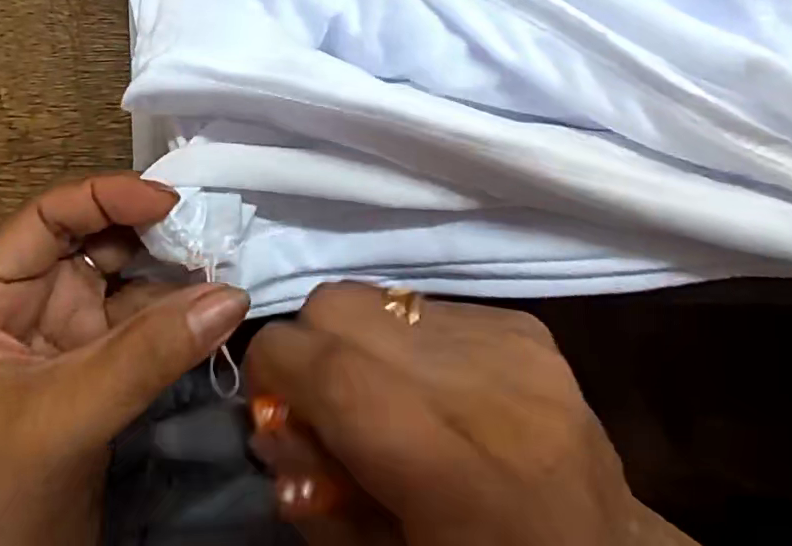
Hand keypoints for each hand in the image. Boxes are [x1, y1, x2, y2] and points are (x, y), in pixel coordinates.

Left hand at [0, 171, 250, 545]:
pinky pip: (136, 315)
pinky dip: (172, 308)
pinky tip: (210, 303)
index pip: (45, 217)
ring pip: (117, 274)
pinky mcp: (87, 359)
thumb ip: (148, 353)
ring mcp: (53, 328)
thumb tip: (232, 295)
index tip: (171, 201)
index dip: (108, 197)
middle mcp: (13, 298)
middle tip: (206, 230)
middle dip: (146, 232)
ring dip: (166, 268)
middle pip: (87, 238)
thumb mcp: (66, 416)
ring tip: (219, 261)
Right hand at [245, 283, 695, 545]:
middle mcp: (482, 378)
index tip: (266, 397)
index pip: (329, 365)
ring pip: (377, 293)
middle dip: (310, 345)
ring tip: (384, 393)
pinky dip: (405, 338)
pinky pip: (424, 304)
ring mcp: (510, 340)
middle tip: (324, 400)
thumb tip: (272, 422)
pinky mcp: (525, 323)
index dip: (273, 366)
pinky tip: (435, 386)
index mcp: (450, 462)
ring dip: (359, 339)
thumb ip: (314, 497)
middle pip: (340, 304)